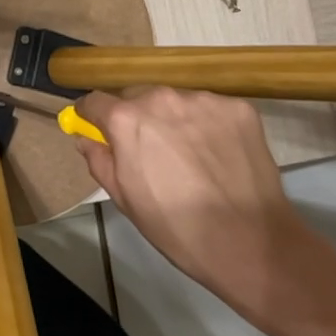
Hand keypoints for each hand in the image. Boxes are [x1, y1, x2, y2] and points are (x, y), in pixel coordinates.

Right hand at [75, 88, 309, 300]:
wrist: (249, 240)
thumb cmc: (175, 227)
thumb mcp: (125, 199)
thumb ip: (100, 161)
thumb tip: (87, 139)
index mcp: (127, 120)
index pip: (95, 101)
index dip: (93, 116)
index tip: (98, 129)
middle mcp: (161, 98)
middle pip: (137, 96)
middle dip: (136, 117)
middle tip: (150, 150)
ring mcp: (203, 100)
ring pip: (176, 101)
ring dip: (174, 119)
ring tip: (190, 156)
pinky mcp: (238, 108)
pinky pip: (211, 109)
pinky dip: (208, 125)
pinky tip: (218, 156)